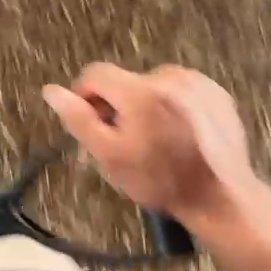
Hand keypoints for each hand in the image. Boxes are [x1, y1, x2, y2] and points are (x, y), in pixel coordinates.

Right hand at [42, 63, 257, 221]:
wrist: (220, 197)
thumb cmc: (158, 180)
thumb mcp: (108, 154)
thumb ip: (78, 118)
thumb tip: (51, 91)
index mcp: (139, 92)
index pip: (94, 74)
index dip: (85, 97)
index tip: (93, 125)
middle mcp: (169, 78)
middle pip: (123, 81)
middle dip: (116, 105)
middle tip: (124, 141)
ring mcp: (197, 83)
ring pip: (149, 85)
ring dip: (142, 105)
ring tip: (152, 139)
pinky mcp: (216, 93)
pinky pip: (177, 90)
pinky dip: (169, 106)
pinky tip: (175, 134)